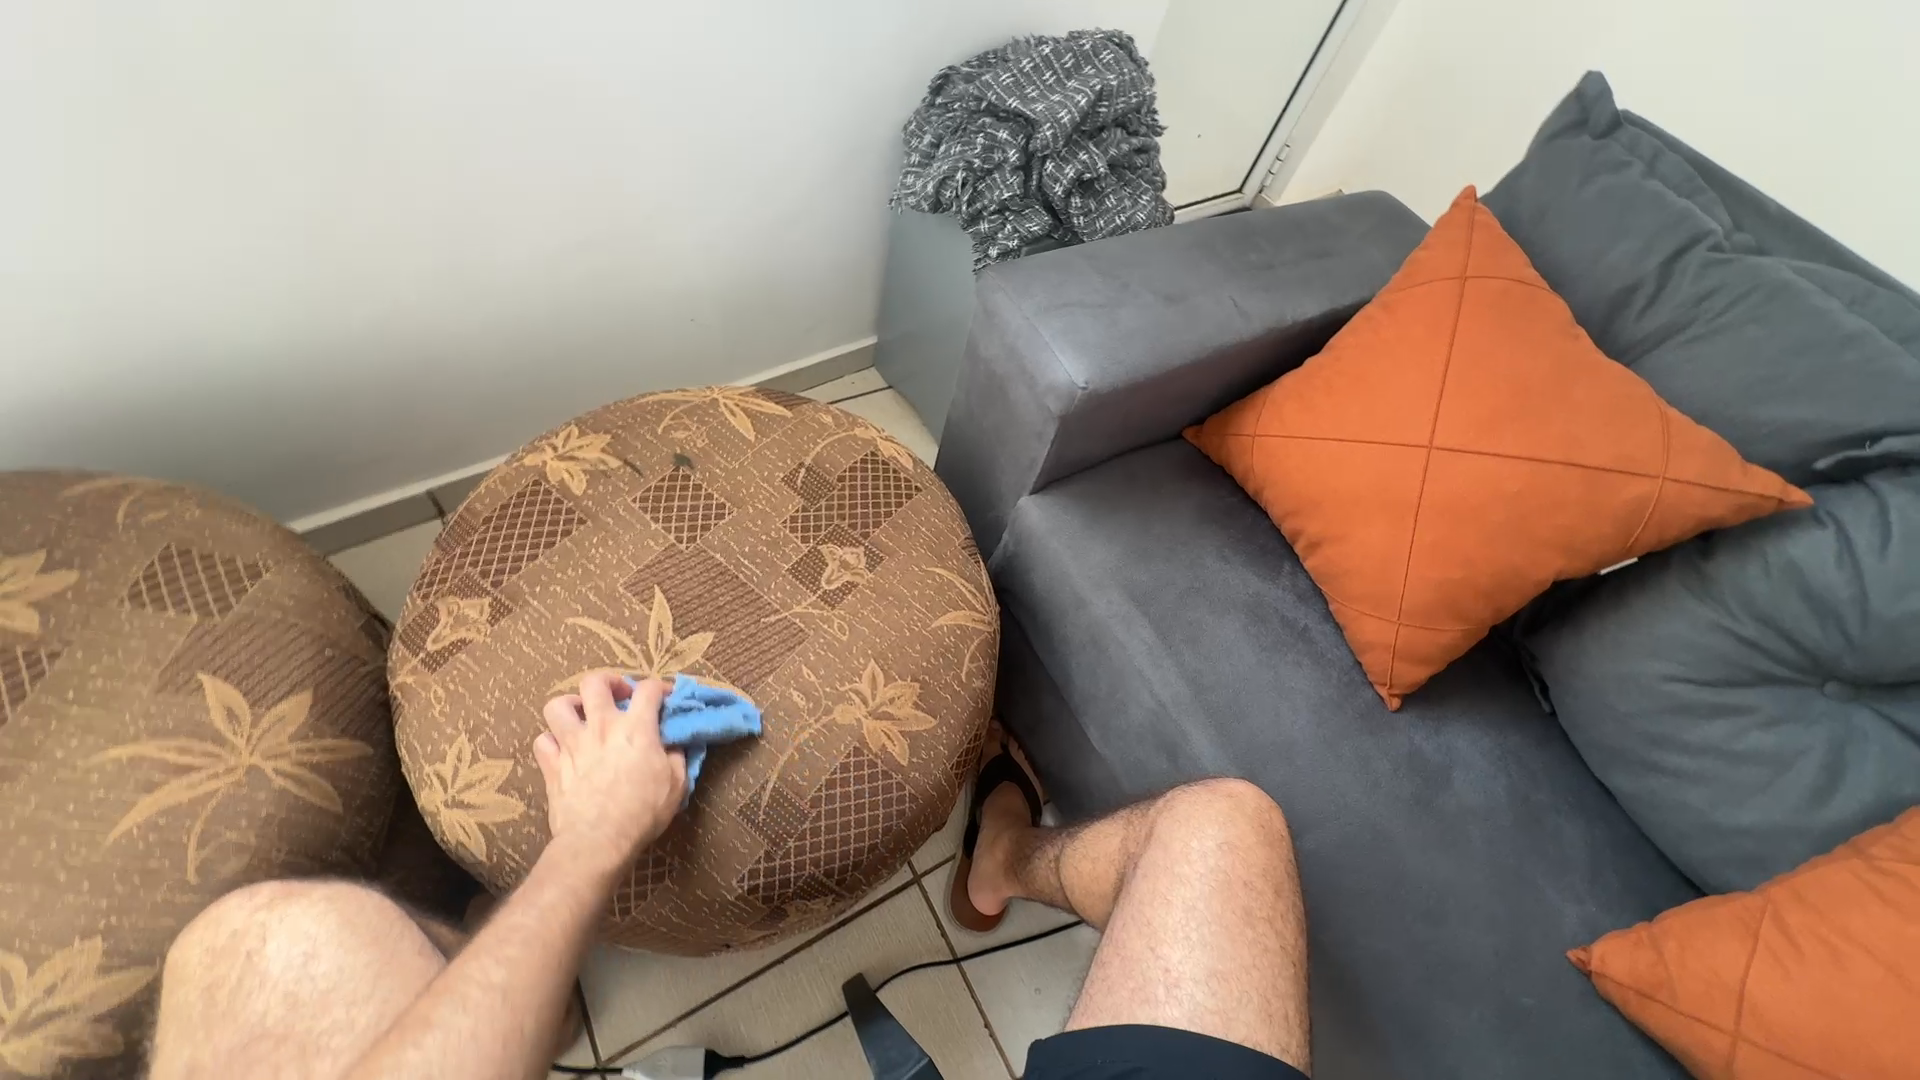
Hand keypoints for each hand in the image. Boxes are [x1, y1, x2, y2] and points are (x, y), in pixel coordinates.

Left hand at [533, 671, 688, 878]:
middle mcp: (602, 726)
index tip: (666, 697)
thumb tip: (674, 742)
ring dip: (571, 706)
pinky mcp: (552, 766)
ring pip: (558, 706)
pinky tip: (563, 749)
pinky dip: (552, 741)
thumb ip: (677, 755)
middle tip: (618, 696)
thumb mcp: (677, 782)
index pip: (649, 688)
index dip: (660, 687)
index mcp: (636, 727)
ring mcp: (572, 744)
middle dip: (608, 682)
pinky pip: (542, 741)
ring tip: (583, 717)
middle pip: (594, 682)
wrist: (598, 841)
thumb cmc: (643, 811)